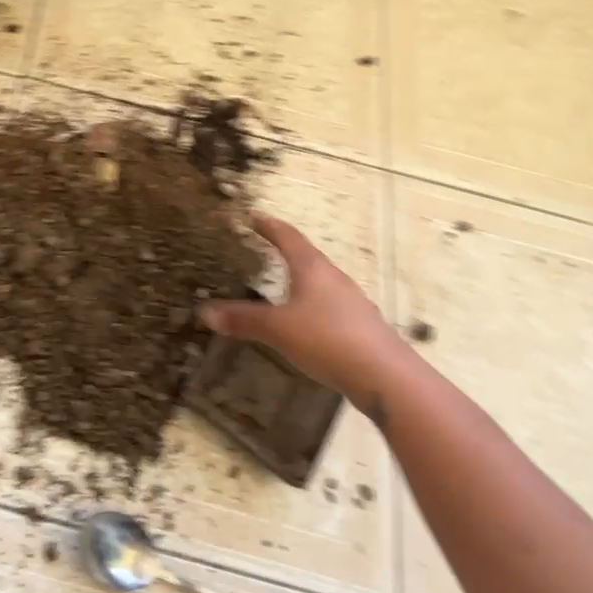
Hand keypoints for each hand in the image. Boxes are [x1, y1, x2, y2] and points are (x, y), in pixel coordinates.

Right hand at [198, 212, 406, 401]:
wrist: (386, 377)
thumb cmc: (327, 339)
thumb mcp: (277, 329)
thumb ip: (243, 320)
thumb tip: (205, 312)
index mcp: (312, 269)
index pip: (288, 237)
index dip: (269, 225)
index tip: (253, 216)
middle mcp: (334, 278)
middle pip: (307, 255)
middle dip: (285, 248)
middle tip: (265, 244)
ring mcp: (352, 302)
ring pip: (322, 281)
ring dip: (302, 276)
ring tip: (284, 281)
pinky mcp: (361, 326)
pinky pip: (331, 304)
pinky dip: (314, 303)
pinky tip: (309, 320)